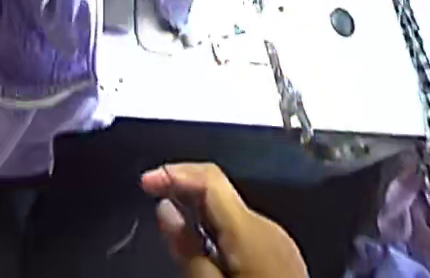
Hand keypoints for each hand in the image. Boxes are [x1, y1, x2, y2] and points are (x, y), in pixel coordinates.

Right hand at [141, 164, 307, 277]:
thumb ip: (188, 251)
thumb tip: (165, 209)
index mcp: (249, 229)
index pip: (209, 178)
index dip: (174, 173)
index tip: (147, 180)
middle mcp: (267, 226)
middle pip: (220, 195)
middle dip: (186, 195)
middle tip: (154, 203)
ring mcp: (278, 241)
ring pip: (231, 215)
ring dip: (201, 217)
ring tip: (176, 235)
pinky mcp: (282, 257)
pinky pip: (245, 234)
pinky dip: (220, 235)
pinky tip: (206, 254)